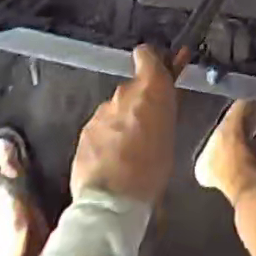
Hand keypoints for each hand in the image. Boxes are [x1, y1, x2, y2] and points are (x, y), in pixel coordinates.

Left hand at [71, 45, 177, 202]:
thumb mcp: (171, 129)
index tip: (158, 70)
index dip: (152, 59)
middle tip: (148, 122)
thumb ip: (165, 103)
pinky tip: (113, 157)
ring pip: (116, 108)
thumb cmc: (153, 166)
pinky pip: (101, 127)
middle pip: (132, 86)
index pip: (146, 53)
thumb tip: (167, 86)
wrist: (112, 201)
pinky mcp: (85, 132)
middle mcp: (123, 92)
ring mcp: (101, 112)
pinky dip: (107, 136)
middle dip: (139, 100)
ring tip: (130, 147)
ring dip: (123, 119)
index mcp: (151, 87)